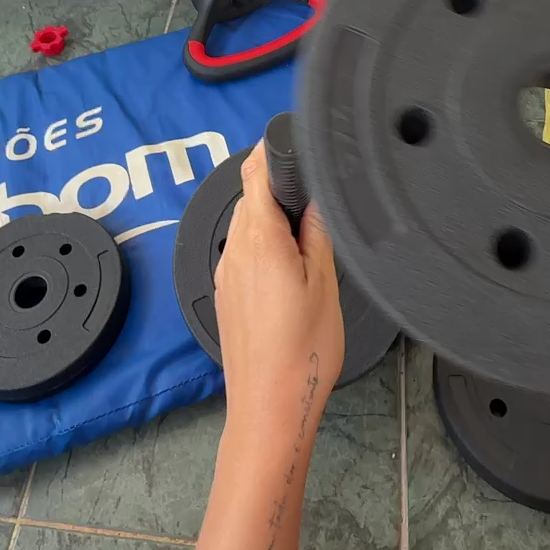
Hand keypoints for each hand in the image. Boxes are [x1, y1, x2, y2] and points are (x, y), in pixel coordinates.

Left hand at [212, 145, 345, 416]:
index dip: (267, 152)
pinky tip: (284, 267)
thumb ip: (317, 234)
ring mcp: (225, 272)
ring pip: (244, 224)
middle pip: (249, 197)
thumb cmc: (302, 350)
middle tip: (308, 199)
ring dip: (267, 218)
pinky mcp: (224, 293)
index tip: (284, 144)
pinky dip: (259, 244)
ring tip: (302, 238)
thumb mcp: (325, 283)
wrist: (269, 405)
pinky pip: (240, 251)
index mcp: (260, 239)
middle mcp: (235, 250)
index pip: (254, 175)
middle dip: (273, 188)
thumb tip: (313, 202)